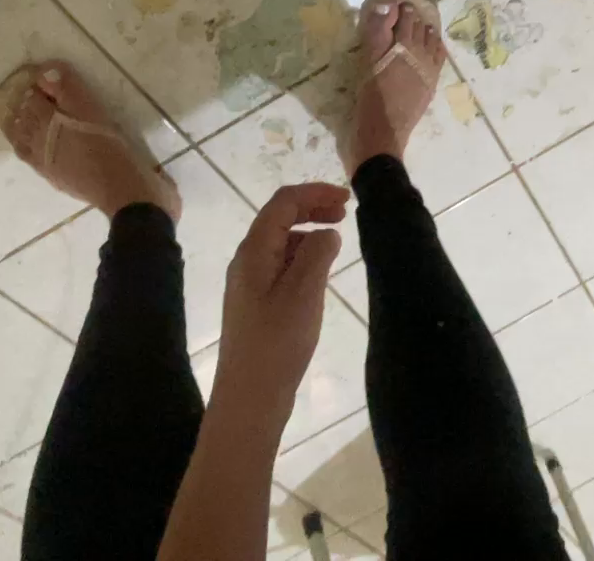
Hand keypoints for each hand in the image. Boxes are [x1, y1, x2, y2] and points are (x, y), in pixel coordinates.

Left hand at [210, 183, 347, 418]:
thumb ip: (318, 253)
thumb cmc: (277, 343)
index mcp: (254, 250)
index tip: (346, 199)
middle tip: (345, 214)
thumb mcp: (304, 292)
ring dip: (308, 232)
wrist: (248, 400)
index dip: (315, 193)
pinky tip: (320, 273)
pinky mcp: (256, 303)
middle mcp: (247, 260)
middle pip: (279, 217)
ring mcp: (249, 282)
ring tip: (337, 243)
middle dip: (312, 208)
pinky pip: (280, 264)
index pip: (283, 202)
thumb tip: (327, 232)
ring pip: (280, 241)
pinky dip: (302, 256)